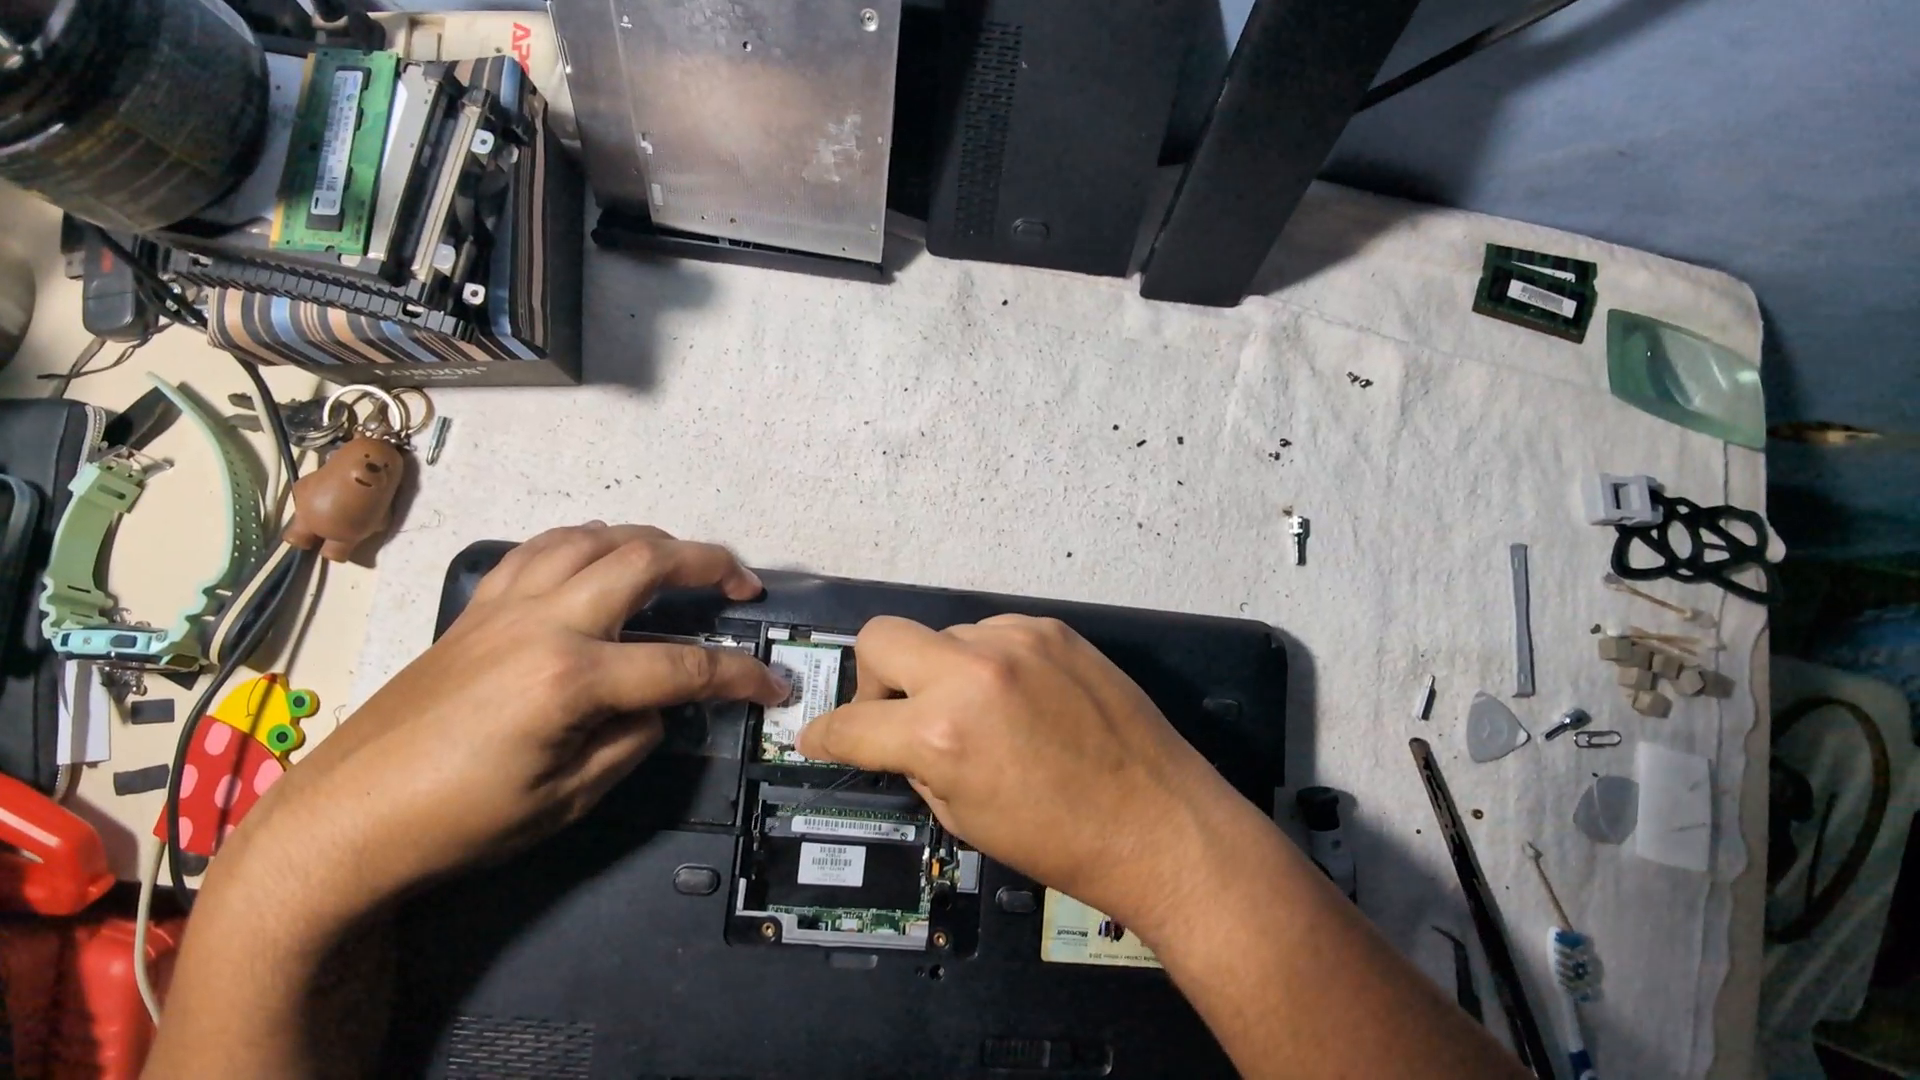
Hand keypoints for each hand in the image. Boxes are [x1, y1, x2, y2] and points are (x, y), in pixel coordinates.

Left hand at [220, 524, 787, 917]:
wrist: (343, 822)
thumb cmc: (459, 825)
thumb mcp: (567, 800)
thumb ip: (631, 740)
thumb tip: (658, 705)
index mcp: (571, 680)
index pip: (684, 667)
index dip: (741, 676)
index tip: (774, 686)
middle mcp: (544, 623)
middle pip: (645, 562)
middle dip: (709, 563)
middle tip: (743, 583)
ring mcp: (506, 606)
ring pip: (594, 536)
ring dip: (650, 540)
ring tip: (680, 561)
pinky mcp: (478, 608)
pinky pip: (542, 549)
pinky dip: (588, 541)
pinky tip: (601, 557)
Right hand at [796, 615, 1250, 936]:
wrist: (1159, 821)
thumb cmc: (1061, 840)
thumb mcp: (963, 817)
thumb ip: (915, 764)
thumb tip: (892, 738)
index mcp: (941, 734)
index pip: (850, 724)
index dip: (822, 736)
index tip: (816, 737)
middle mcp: (971, 673)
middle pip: (879, 637)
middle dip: (873, 679)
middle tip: (898, 714)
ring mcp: (1015, 641)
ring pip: (943, 635)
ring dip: (942, 671)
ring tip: (981, 712)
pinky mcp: (1053, 629)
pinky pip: (994, 634)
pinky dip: (989, 662)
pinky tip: (1020, 698)